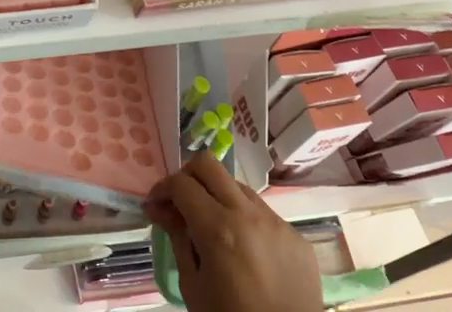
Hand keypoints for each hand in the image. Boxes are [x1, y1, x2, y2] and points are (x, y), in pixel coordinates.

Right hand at [145, 152, 320, 311]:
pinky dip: (245, 219)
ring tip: (212, 225)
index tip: (155, 207)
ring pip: (237, 186)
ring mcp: (277, 222)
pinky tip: (243, 248)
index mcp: (218, 229)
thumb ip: (178, 239)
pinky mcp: (296, 236)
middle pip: (209, 165)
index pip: (181, 184)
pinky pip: (263, 212)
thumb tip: (161, 209)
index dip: (162, 190)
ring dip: (218, 195)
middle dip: (187, 176)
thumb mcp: (193, 286)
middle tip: (180, 202)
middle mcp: (248, 215)